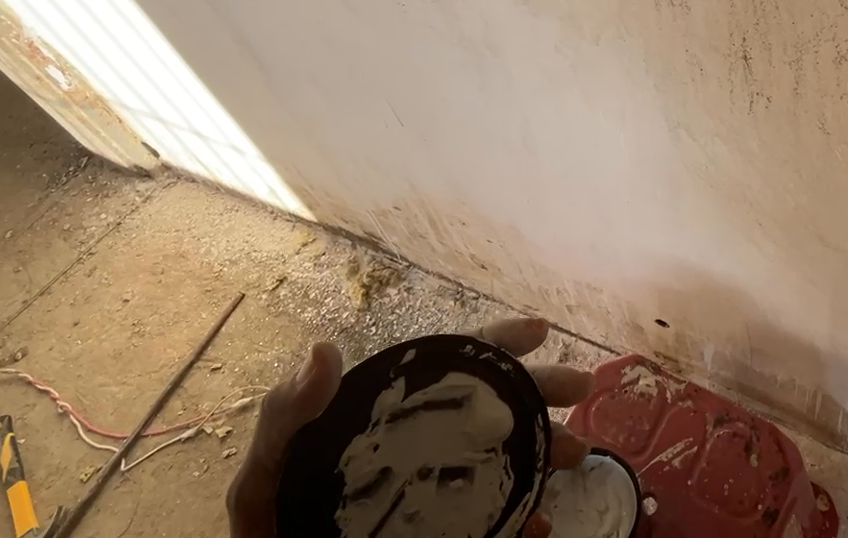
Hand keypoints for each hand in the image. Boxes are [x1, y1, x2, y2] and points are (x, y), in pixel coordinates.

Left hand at [227, 317, 594, 537]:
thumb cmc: (274, 525)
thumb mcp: (265, 472)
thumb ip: (286, 416)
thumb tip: (323, 349)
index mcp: (396, 412)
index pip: (454, 361)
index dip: (497, 340)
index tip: (540, 329)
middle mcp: (432, 442)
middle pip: (496, 401)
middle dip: (542, 388)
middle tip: (582, 388)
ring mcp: (445, 490)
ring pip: (509, 455)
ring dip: (546, 448)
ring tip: (573, 454)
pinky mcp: (457, 531)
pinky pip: (500, 522)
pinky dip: (526, 521)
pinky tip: (542, 525)